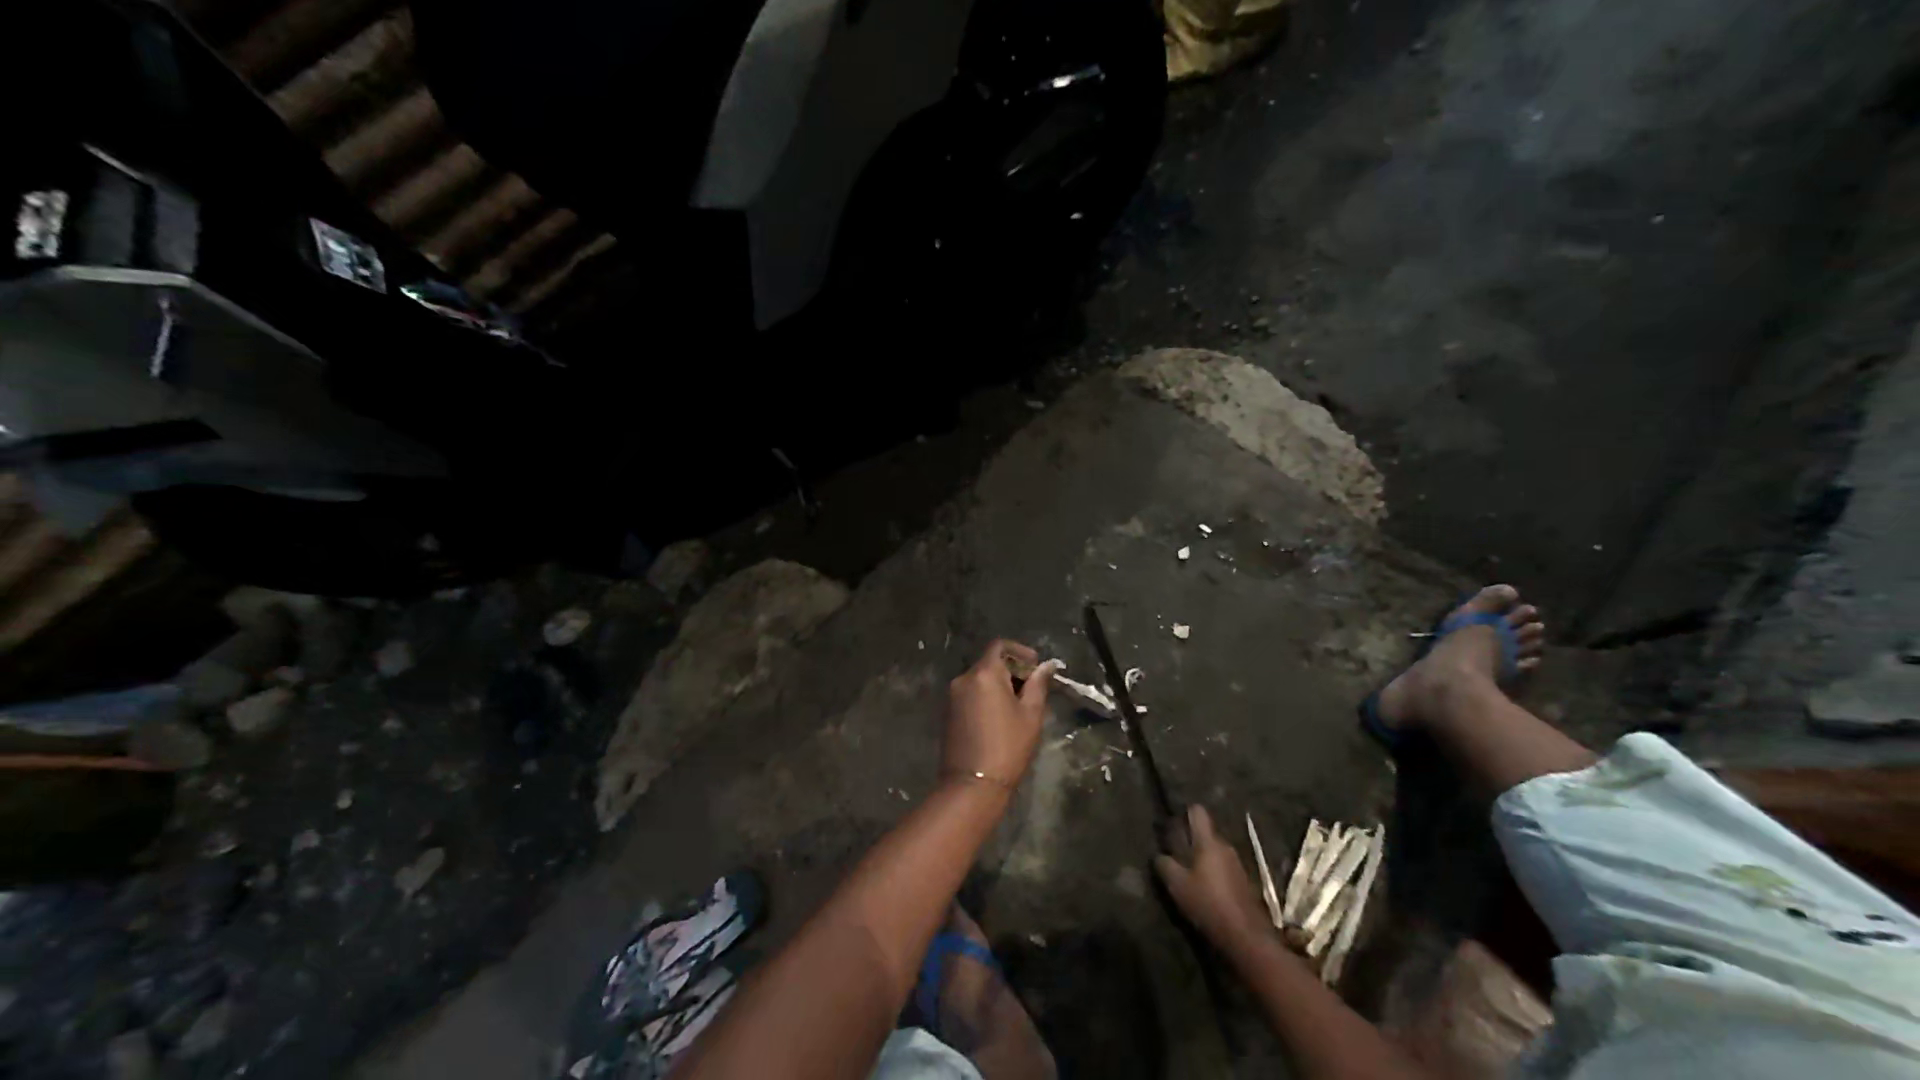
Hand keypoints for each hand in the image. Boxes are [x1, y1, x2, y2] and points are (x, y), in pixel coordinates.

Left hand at [941, 640, 1056, 790]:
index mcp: (984, 674)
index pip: (1000, 646)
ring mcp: (953, 696)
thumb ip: (1038, 685)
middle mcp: (964, 678)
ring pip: (980, 679)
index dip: (1020, 651)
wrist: (973, 784)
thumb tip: (1046, 666)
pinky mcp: (948, 712)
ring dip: (999, 684)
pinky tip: (1000, 716)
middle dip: (1012, 670)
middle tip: (1032, 689)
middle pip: (989, 662)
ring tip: (1019, 705)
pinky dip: (986, 696)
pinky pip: (971, 693)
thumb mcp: (1030, 714)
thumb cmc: (1008, 747)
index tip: (1036, 666)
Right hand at [1153, 805, 1273, 950]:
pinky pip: (1223, 867)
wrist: (1246, 937)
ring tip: (1186, 873)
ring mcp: (1237, 864)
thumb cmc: (1208, 904)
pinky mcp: (1244, 882)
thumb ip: (1164, 864)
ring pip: (1214, 851)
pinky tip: (1203, 889)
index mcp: (1209, 842)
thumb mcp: (1177, 885)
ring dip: (1201, 858)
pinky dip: (1212, 872)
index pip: (1197, 812)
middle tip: (1173, 853)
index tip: (1171, 823)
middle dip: (1190, 840)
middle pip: (1205, 833)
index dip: (1183, 813)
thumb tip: (1159, 855)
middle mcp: (1225, 847)